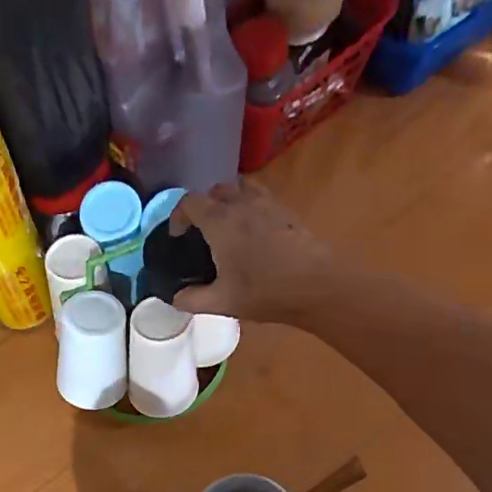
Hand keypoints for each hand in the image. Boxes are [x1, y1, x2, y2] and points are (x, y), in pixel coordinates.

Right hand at [170, 180, 336, 324]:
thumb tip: (175, 299)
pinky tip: (255, 231)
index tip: (178, 235)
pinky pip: (261, 197)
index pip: (190, 202)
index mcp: (219, 221)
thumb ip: (193, 299)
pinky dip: (251, 206)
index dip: (178, 215)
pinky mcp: (286, 211)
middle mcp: (240, 204)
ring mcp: (266, 203)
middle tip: (203, 231)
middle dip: (204, 206)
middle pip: (215, 190)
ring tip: (228, 225)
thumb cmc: (264, 292)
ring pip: (240, 188)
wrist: (315, 284)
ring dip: (229, 201)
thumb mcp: (223, 302)